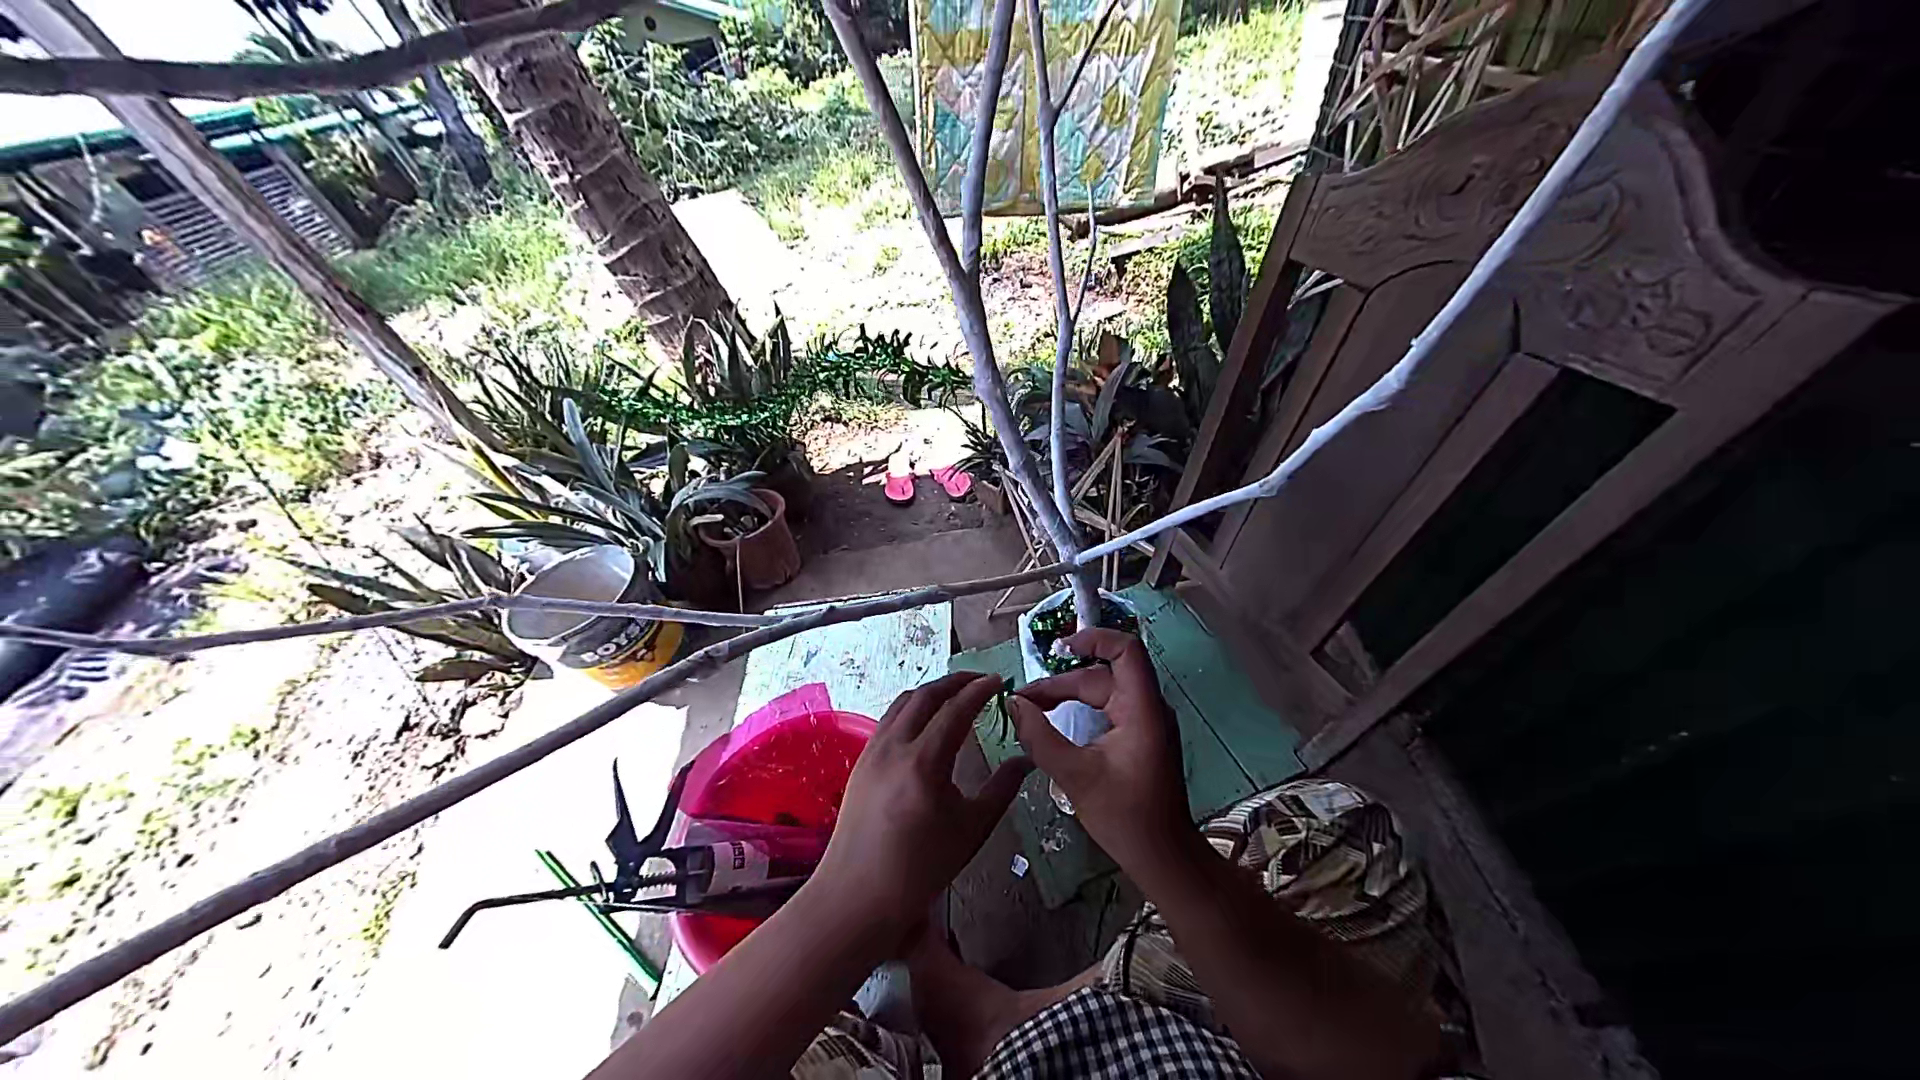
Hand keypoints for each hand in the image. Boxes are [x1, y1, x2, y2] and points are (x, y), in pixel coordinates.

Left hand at [812, 673, 1031, 938]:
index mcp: (924, 761)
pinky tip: (925, 724)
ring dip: (931, 692)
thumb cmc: (922, 868)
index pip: (956, 709)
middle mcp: (894, 746)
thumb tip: (1025, 761)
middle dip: (955, 681)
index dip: (979, 690)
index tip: (998, 681)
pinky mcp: (861, 761)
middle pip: (926, 695)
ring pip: (902, 703)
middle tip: (979, 680)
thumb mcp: (972, 829)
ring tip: (954, 695)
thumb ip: (1002, 788)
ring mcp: (872, 751)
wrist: (859, 896)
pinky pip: (889, 720)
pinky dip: (911, 709)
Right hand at [1009, 630, 1196, 871]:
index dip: (1093, 638)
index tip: (1058, 648)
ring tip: (1031, 710)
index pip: (1126, 651)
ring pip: (1102, 692)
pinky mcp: (1140, 736)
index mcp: (1142, 710)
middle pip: (1102, 675)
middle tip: (1023, 702)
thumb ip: (1039, 737)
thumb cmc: (1125, 817)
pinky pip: (1107, 709)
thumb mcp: (1075, 775)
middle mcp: (1148, 708)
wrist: (1163, 858)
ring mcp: (1146, 722)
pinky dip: (1079, 710)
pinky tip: (1055, 722)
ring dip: (1066, 697)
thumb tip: (1014, 704)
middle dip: (1060, 683)